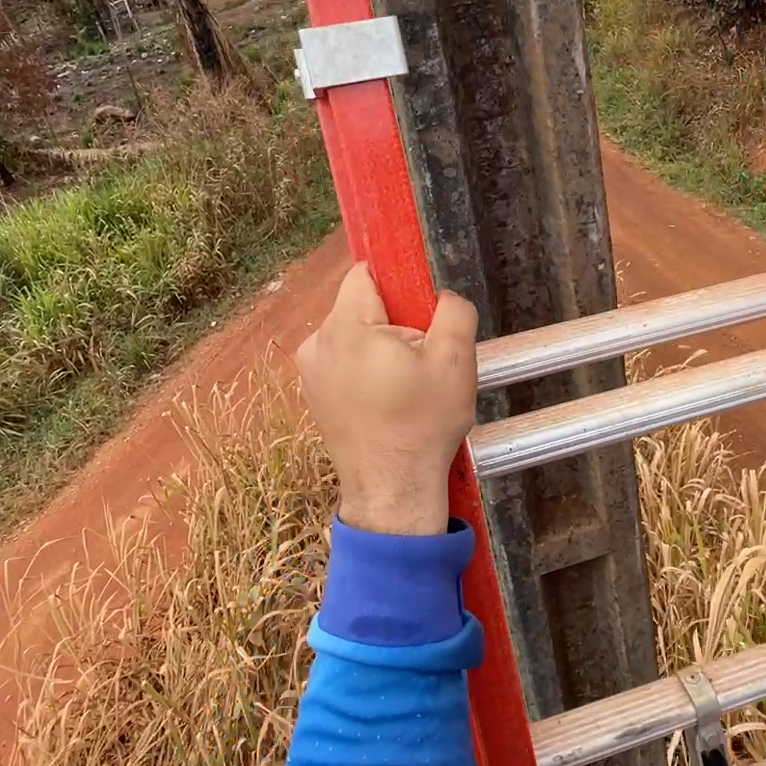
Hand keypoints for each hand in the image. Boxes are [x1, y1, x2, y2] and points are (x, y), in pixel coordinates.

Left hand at [296, 263, 479, 535]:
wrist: (392, 490)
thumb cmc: (423, 425)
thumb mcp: (456, 360)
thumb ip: (454, 310)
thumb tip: (443, 295)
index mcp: (346, 328)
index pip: (365, 274)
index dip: (398, 283)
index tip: (420, 311)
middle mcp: (317, 343)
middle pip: (360, 304)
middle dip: (394, 319)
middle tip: (421, 357)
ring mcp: (310, 370)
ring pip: (353, 332)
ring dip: (380, 344)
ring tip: (406, 383)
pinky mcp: (314, 393)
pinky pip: (344, 359)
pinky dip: (366, 367)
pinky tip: (388, 397)